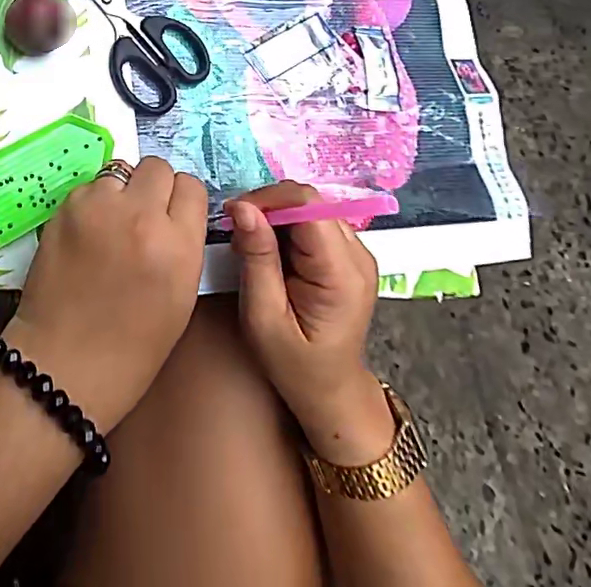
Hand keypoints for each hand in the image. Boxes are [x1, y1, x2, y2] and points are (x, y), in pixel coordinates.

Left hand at [4, 157, 205, 430]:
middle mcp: (141, 215)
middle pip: (156, 167)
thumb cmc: (133, 345)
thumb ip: (182, 244)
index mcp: (178, 244)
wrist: (67, 360)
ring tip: (109, 224)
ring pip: (119, 171)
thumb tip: (174, 212)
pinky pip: (88, 187)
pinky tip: (85, 233)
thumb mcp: (181, 295)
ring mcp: (99, 207)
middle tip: (141, 212)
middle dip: (152, 186)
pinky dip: (90, 202)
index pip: (190, 186)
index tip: (171, 213)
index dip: (181, 198)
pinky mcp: (66, 207)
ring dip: (119, 191)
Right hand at [226, 181, 388, 460]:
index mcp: (341, 272)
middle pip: (309, 200)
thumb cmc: (293, 363)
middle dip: (266, 206)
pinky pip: (311, 221)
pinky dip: (283, 226)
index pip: (307, 204)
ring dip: (273, 215)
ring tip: (249, 245)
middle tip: (236, 233)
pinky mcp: (346, 255)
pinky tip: (267, 251)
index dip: (267, 200)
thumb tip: (242, 208)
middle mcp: (358, 255)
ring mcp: (356, 253)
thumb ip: (256, 257)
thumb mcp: (263, 316)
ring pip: (308, 206)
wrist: (329, 391)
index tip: (233, 216)